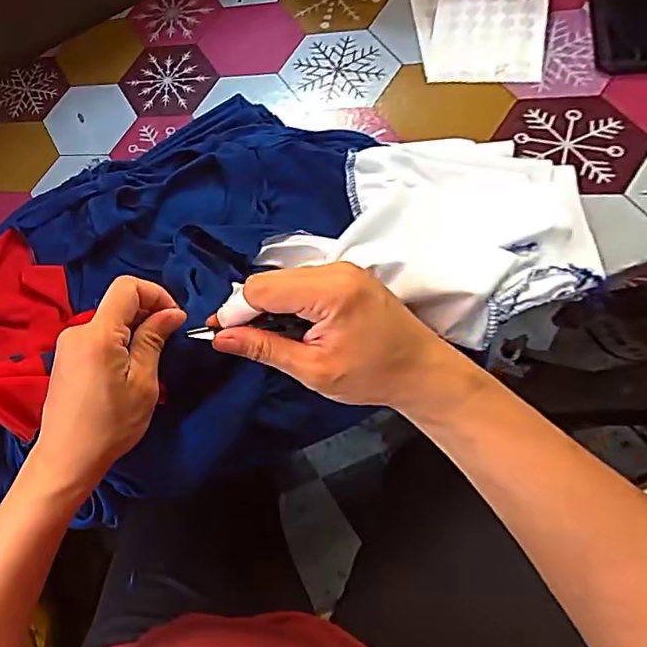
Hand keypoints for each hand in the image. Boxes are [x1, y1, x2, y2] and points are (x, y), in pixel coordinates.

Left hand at [29, 276, 185, 486]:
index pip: (126, 287)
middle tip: (166, 344)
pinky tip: (125, 372)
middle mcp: (76, 331)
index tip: (174, 318)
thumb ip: (154, 340)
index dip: (156, 294)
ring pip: (107, 323)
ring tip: (146, 365)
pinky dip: (116, 345)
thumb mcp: (143, 383)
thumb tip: (171, 313)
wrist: (67, 456)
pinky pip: (95, 339)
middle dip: (146, 315)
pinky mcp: (64, 358)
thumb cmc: (109, 425)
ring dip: (132, 333)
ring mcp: (67, 345)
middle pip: (117, 305)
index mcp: (96, 333)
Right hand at [209, 263, 486, 416]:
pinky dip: (282, 300)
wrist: (425, 373)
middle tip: (240, 337)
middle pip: (265, 280)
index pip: (258, 289)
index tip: (221, 334)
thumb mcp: (311, 369)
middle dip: (246, 308)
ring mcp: (341, 270)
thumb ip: (262, 348)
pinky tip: (288, 324)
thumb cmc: (376, 375)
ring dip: (264, 305)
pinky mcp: (342, 275)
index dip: (234, 312)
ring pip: (277, 279)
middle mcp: (336, 271)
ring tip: (269, 335)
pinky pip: (295, 280)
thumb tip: (221, 338)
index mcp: (330, 292)